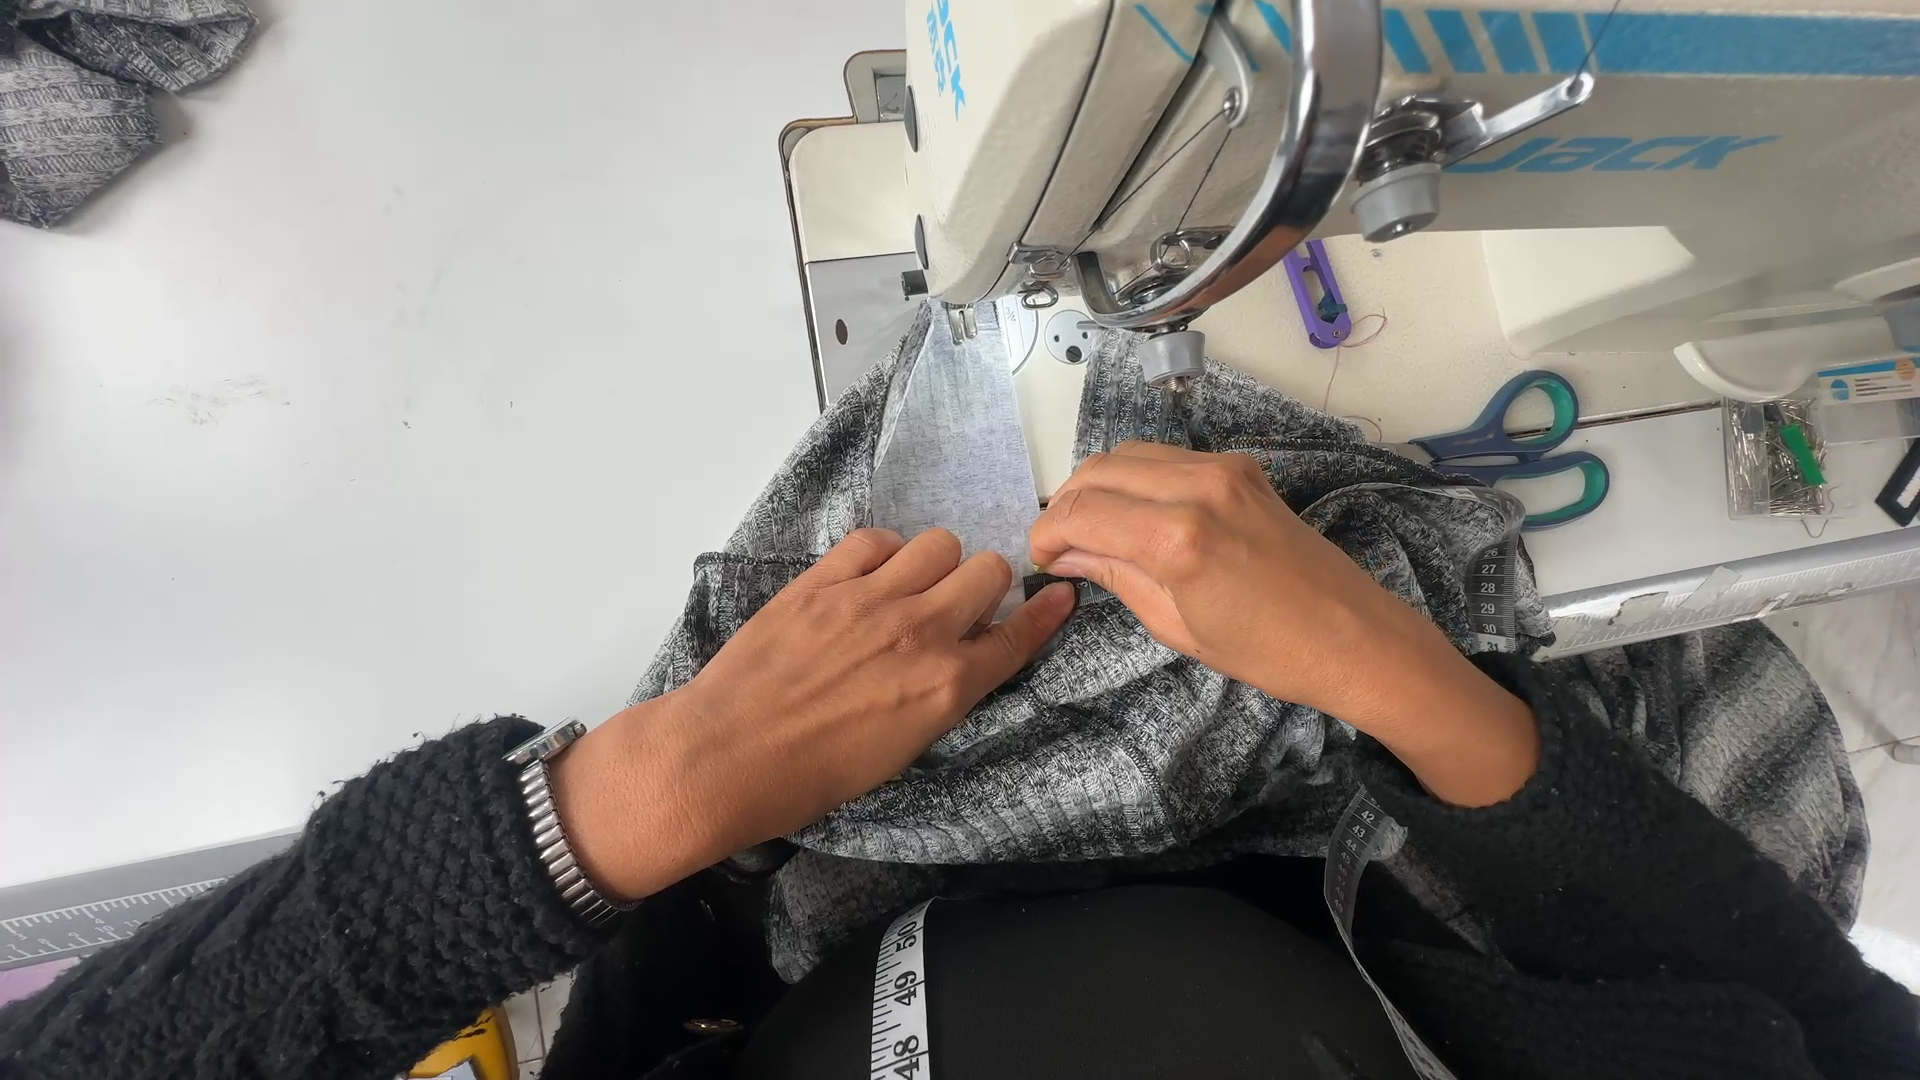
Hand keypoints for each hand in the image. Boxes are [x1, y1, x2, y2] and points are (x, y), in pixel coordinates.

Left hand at [551, 528, 1075, 899]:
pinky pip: (877, 539)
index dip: (1045, 613)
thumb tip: (963, 654)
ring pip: (940, 543)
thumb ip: (943, 692)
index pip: (1017, 636)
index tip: (1058, 594)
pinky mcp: (825, 580)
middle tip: (955, 606)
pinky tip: (868, 577)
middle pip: (988, 571)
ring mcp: (872, 598)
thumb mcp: (902, 749)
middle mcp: (920, 632)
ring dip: (936, 564)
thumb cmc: (814, 775)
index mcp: (945, 686)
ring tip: (908, 587)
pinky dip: (885, 554)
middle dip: (983, 587)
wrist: (726, 757)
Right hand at [1030, 442, 1537, 806]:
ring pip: (1126, 454)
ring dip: (1097, 486)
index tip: (1041, 556)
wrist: (1355, 636)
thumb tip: (1066, 553)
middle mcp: (1196, 486)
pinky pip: (1164, 458)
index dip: (1047, 533)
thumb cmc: (1264, 651)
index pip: (1080, 511)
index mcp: (1176, 537)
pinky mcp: (1239, 466)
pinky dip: (1133, 479)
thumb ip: (1114, 574)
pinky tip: (1134, 514)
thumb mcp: (1174, 624)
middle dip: (1065, 505)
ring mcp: (1222, 467)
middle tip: (1060, 545)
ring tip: (1092, 529)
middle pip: (1096, 470)